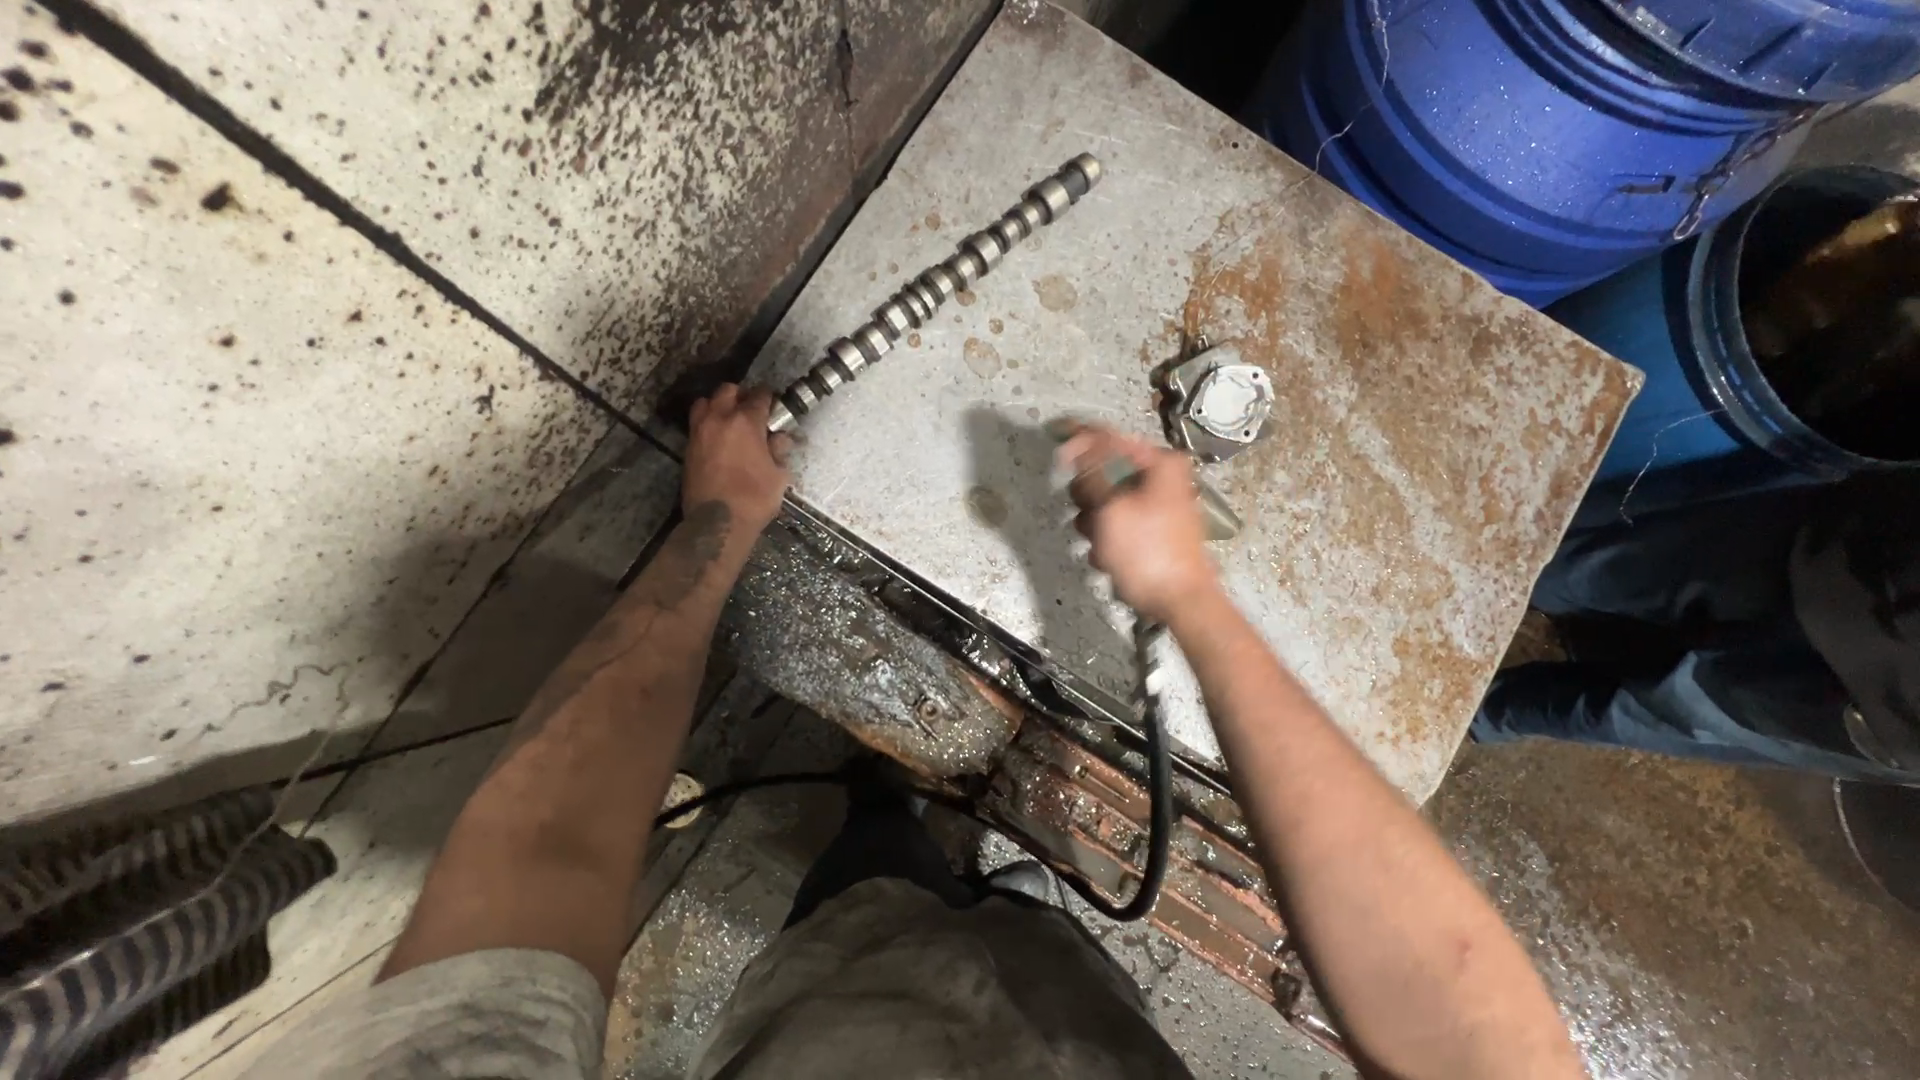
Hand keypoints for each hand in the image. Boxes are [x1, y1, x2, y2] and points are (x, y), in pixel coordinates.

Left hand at [684, 385, 791, 532]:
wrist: (718, 521)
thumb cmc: (755, 498)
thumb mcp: (779, 476)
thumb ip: (779, 452)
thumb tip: (778, 439)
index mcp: (746, 422)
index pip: (759, 396)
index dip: (768, 397)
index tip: (773, 403)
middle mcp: (719, 419)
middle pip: (727, 391)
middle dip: (740, 395)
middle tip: (750, 408)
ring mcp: (699, 432)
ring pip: (705, 402)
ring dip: (718, 405)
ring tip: (728, 419)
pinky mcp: (688, 447)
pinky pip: (697, 423)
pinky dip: (707, 423)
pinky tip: (718, 437)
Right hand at [1059, 424, 1220, 624]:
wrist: (1180, 602)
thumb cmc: (1148, 553)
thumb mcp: (1112, 507)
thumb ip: (1091, 471)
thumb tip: (1076, 441)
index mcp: (1159, 463)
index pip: (1110, 437)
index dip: (1079, 437)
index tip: (1054, 436)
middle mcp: (1161, 478)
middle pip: (1104, 472)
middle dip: (1089, 498)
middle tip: (1090, 516)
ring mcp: (1157, 506)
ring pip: (1105, 502)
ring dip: (1095, 525)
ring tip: (1103, 545)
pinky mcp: (1151, 531)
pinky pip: (1116, 524)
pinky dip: (1108, 540)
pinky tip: (1112, 558)